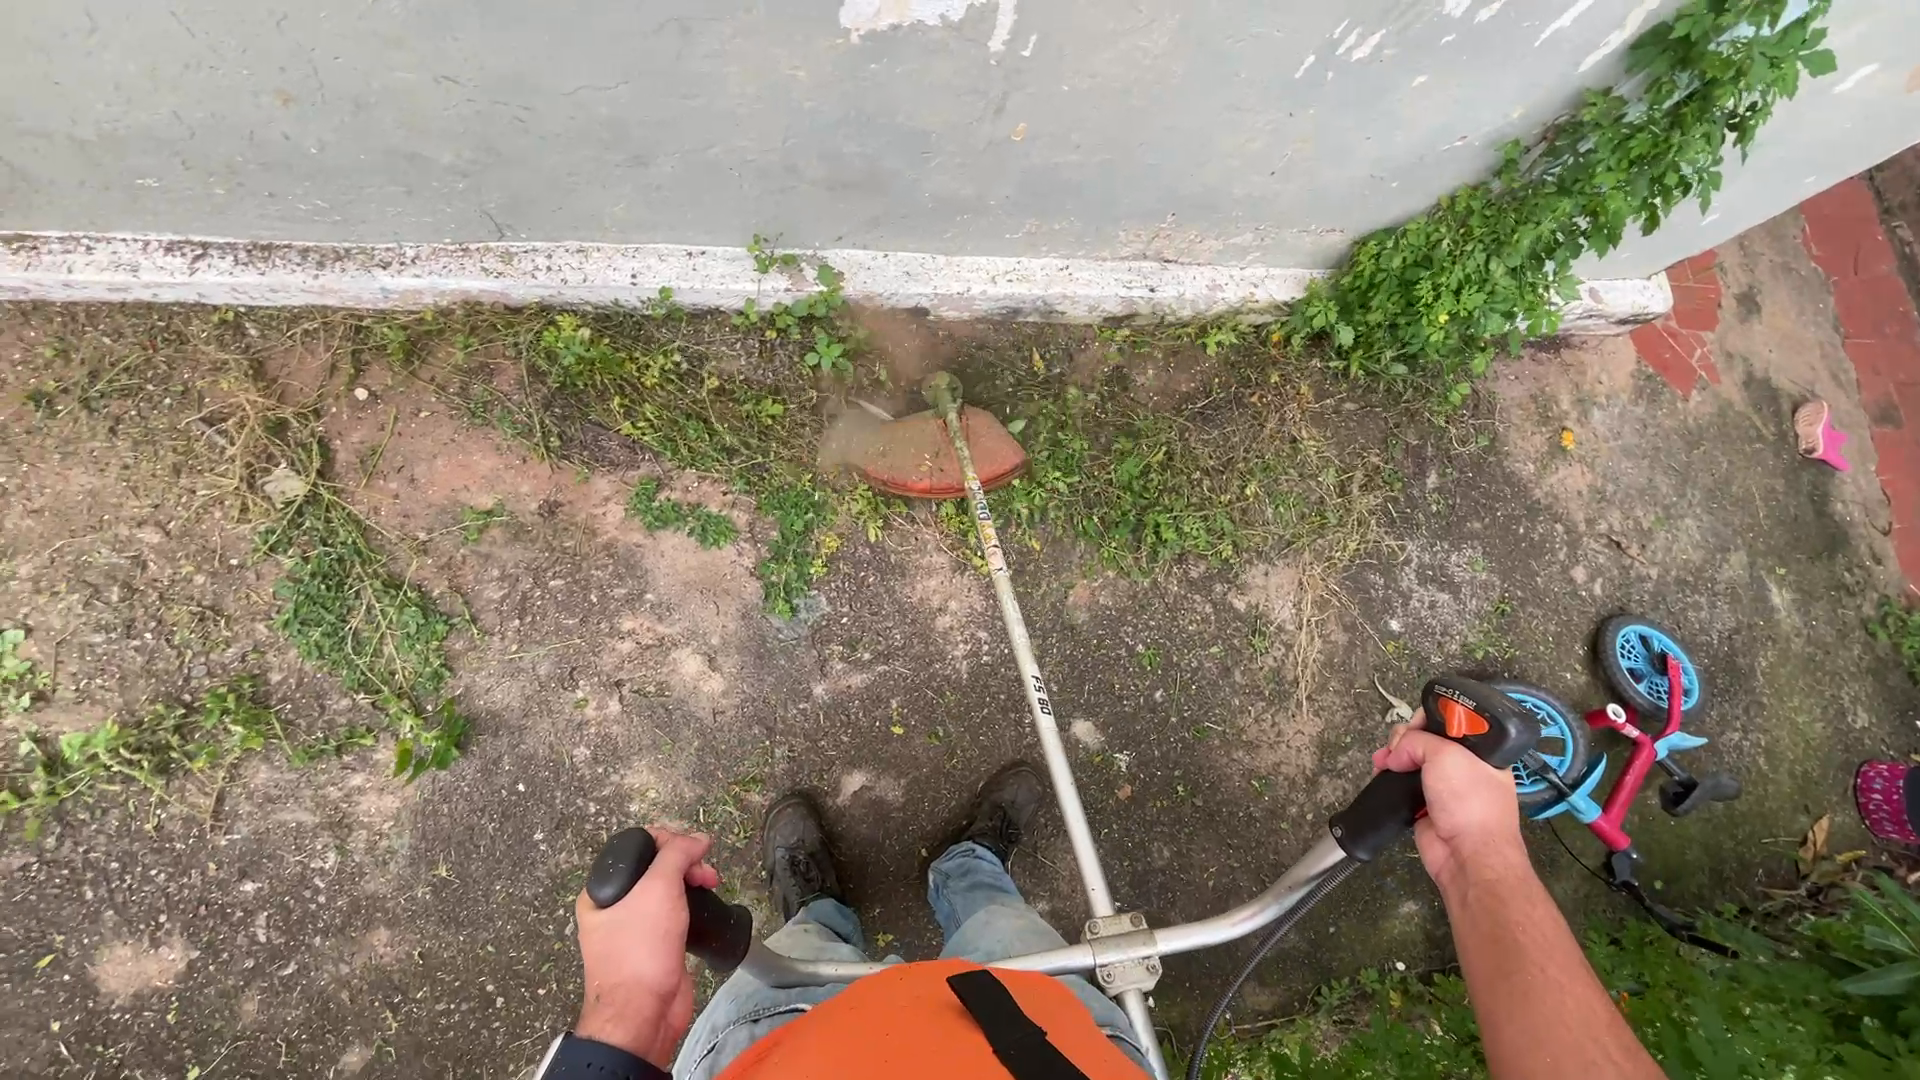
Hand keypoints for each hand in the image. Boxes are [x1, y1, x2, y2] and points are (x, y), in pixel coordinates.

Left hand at [573, 827, 720, 1068]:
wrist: (643, 1013)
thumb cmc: (642, 946)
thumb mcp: (658, 887)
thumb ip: (677, 854)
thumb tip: (699, 839)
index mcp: (601, 889)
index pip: (638, 845)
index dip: (670, 840)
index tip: (695, 849)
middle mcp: (614, 905)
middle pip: (656, 866)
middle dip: (686, 861)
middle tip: (707, 872)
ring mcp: (635, 927)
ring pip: (668, 888)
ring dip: (692, 880)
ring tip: (712, 884)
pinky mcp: (655, 945)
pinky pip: (675, 912)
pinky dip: (692, 903)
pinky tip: (705, 905)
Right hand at [1370, 709, 1528, 898]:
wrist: (1468, 855)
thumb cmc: (1468, 802)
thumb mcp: (1446, 756)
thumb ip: (1416, 741)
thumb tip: (1394, 754)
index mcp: (1483, 753)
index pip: (1453, 722)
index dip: (1429, 718)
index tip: (1413, 725)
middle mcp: (1464, 767)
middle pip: (1426, 738)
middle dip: (1404, 738)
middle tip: (1396, 747)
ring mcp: (1444, 786)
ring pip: (1411, 759)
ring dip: (1392, 756)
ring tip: (1381, 762)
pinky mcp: (1424, 803)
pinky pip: (1402, 781)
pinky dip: (1388, 776)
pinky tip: (1380, 773)